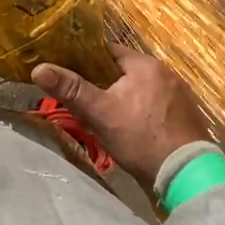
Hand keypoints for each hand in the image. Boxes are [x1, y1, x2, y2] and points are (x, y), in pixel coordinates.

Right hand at [31, 44, 212, 190]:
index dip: (85, 59)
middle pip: (125, 70)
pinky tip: (133, 126)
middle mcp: (166, 72)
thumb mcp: (100, 113)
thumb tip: (38, 68)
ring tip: (105, 114)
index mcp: (145, 65)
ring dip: (124, 97)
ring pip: (141, 88)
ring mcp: (180, 94)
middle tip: (83, 97)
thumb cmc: (140, 137)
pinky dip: (142, 109)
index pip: (108, 51)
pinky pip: (156, 103)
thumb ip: (71, 89)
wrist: (186, 173)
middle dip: (104, 81)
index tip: (68, 70)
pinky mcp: (187, 115)